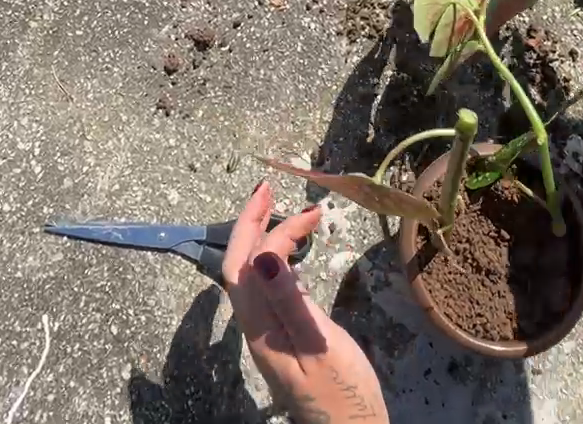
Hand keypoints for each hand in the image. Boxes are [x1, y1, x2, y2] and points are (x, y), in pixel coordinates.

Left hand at [221, 181, 386, 423]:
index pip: (247, 262)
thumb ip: (291, 302)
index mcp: (261, 327)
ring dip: (264, 237)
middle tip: (269, 188)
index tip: (296, 204)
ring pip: (252, 274)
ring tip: (285, 210)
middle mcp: (256, 327)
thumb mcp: (320, 347)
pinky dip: (276, 258)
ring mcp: (267, 332)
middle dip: (251, 221)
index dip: (264, 227)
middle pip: (240, 264)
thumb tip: (265, 256)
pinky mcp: (282, 336)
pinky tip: (293, 254)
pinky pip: (267, 287)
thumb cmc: (343, 395)